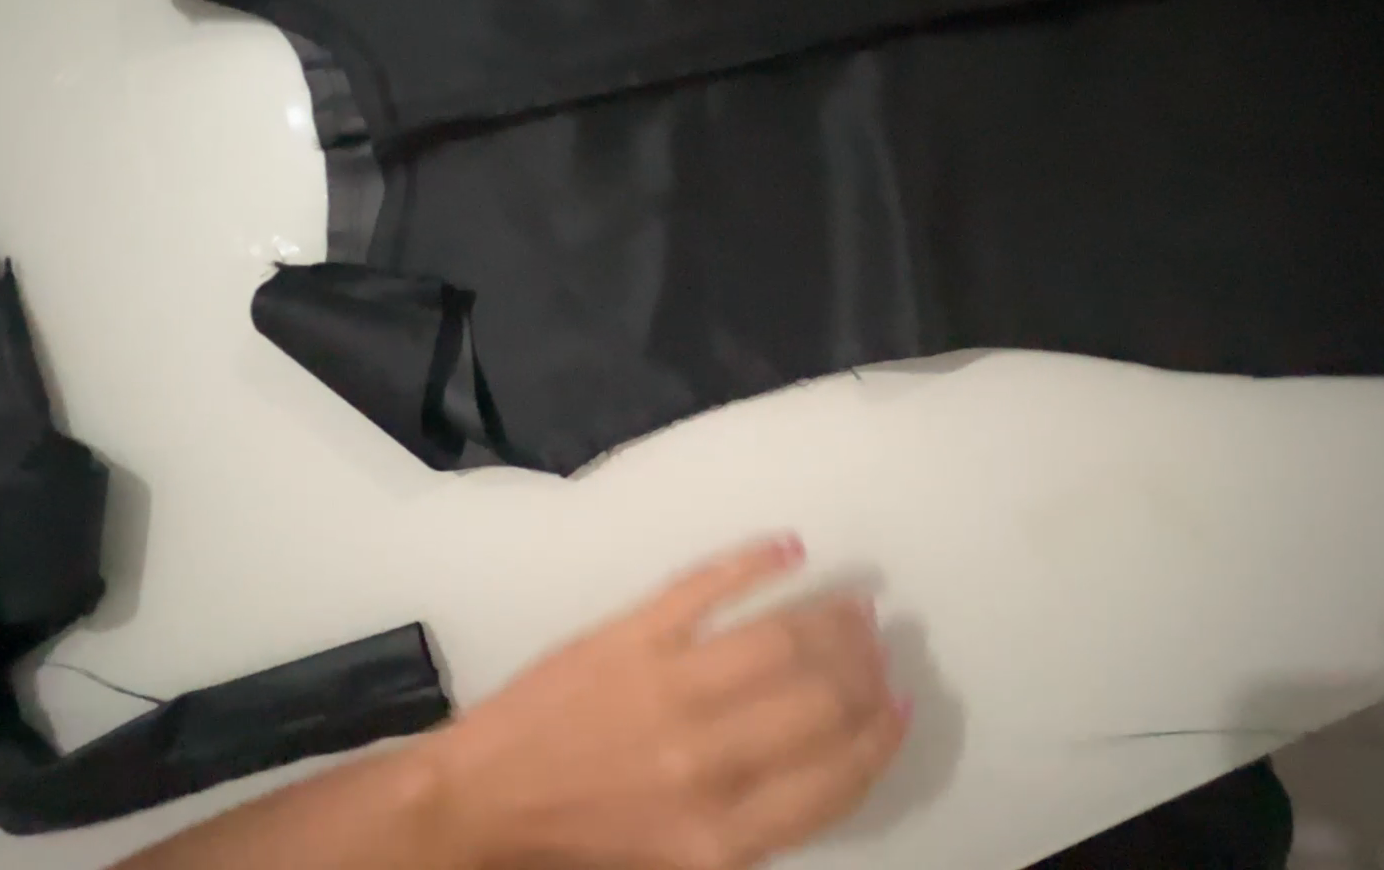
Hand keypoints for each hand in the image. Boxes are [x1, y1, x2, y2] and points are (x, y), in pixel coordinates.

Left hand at [425, 535, 907, 869]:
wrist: (483, 799)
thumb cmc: (585, 839)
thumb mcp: (682, 863)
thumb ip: (760, 822)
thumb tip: (828, 758)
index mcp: (724, 835)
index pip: (838, 777)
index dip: (882, 736)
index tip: (900, 703)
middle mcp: (709, 760)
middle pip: (820, 699)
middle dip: (865, 670)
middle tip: (879, 645)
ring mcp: (669, 683)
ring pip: (779, 637)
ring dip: (831, 617)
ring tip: (855, 605)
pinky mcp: (631, 632)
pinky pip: (707, 583)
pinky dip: (756, 559)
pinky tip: (790, 546)